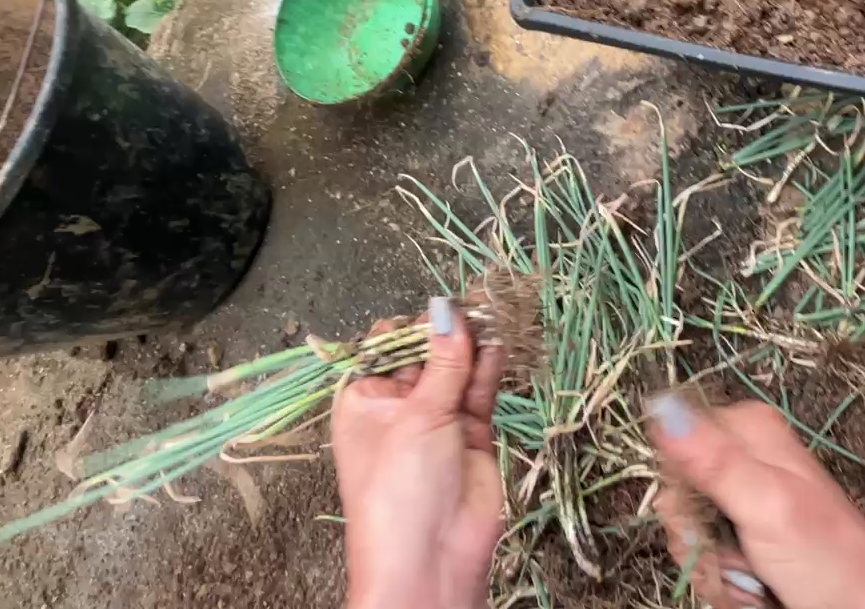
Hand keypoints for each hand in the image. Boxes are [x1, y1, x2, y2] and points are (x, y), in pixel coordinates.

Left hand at [333, 298, 505, 608]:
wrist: (432, 563)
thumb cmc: (400, 489)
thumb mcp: (417, 419)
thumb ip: (443, 361)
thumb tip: (447, 307)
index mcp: (366, 400)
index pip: (386, 347)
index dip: (412, 326)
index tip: (439, 308)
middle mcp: (400, 405)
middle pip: (427, 353)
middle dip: (449, 331)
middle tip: (477, 302)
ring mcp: (437, 417)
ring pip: (457, 368)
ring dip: (473, 345)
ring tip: (494, 314)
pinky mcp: (472, 430)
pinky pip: (479, 389)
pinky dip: (489, 367)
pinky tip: (498, 345)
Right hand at [646, 395, 864, 608]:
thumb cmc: (825, 556)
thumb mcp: (765, 502)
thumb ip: (711, 458)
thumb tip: (658, 405)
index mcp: (746, 426)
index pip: (673, 440)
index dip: (680, 488)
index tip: (706, 518)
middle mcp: (739, 454)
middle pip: (676, 491)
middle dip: (697, 536)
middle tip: (737, 557)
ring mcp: (739, 496)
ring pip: (686, 529)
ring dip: (710, 564)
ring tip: (751, 577)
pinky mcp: (740, 534)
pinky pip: (703, 553)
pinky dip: (720, 579)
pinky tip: (751, 587)